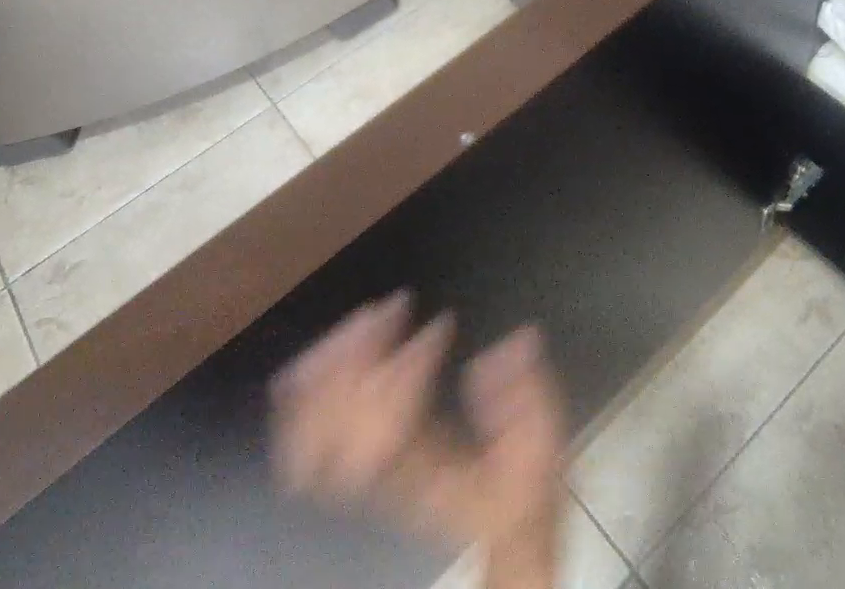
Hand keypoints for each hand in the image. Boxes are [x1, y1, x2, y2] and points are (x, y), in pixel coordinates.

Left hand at [269, 291, 567, 583]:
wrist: (505, 535)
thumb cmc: (521, 490)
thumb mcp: (540, 442)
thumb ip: (526, 394)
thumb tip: (512, 342)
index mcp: (430, 471)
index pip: (399, 419)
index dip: (413, 362)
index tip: (442, 323)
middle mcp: (386, 477)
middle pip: (343, 419)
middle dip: (362, 352)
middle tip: (390, 310)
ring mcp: (365, 474)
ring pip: (315, 426)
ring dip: (333, 365)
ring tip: (360, 322)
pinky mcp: (360, 465)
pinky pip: (305, 438)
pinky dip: (305, 395)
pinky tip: (317, 360)